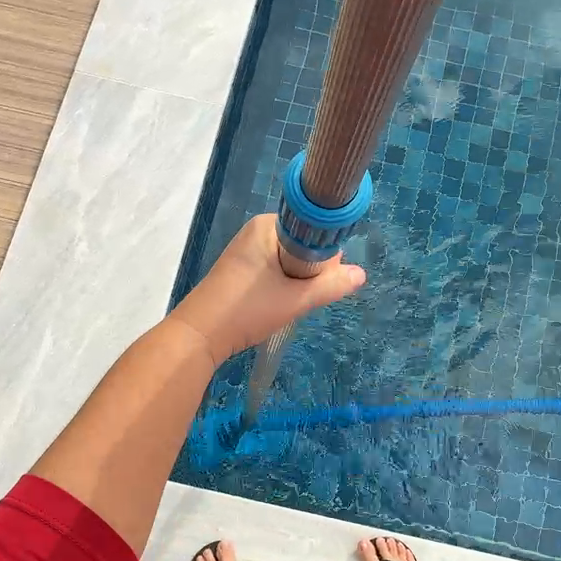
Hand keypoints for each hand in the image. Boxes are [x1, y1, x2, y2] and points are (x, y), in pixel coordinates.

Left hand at [167, 214, 366, 363]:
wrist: (199, 335)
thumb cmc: (247, 309)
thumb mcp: (295, 299)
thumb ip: (331, 285)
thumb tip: (361, 274)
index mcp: (268, 225)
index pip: (314, 229)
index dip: (326, 254)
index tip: (327, 279)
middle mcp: (257, 231)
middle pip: (303, 245)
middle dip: (311, 271)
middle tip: (303, 296)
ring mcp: (246, 250)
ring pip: (290, 260)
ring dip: (296, 281)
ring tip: (288, 303)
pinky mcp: (241, 269)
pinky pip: (275, 269)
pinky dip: (282, 286)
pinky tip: (276, 305)